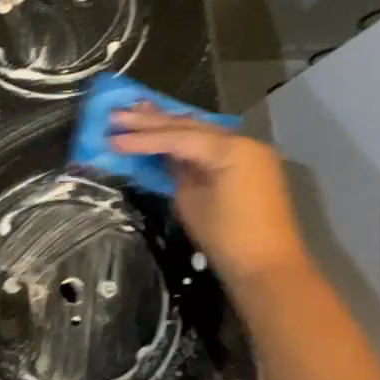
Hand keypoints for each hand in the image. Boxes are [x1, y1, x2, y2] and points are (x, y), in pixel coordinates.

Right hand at [108, 104, 311, 285]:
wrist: (268, 268)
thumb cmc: (226, 238)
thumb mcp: (191, 202)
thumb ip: (175, 172)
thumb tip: (163, 156)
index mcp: (230, 149)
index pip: (177, 137)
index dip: (142, 138)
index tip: (111, 137)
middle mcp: (242, 141)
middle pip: (191, 126)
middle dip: (153, 121)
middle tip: (118, 113)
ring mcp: (250, 152)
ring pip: (203, 131)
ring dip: (170, 123)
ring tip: (138, 111)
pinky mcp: (251, 166)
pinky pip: (214, 145)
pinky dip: (189, 139)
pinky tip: (167, 131)